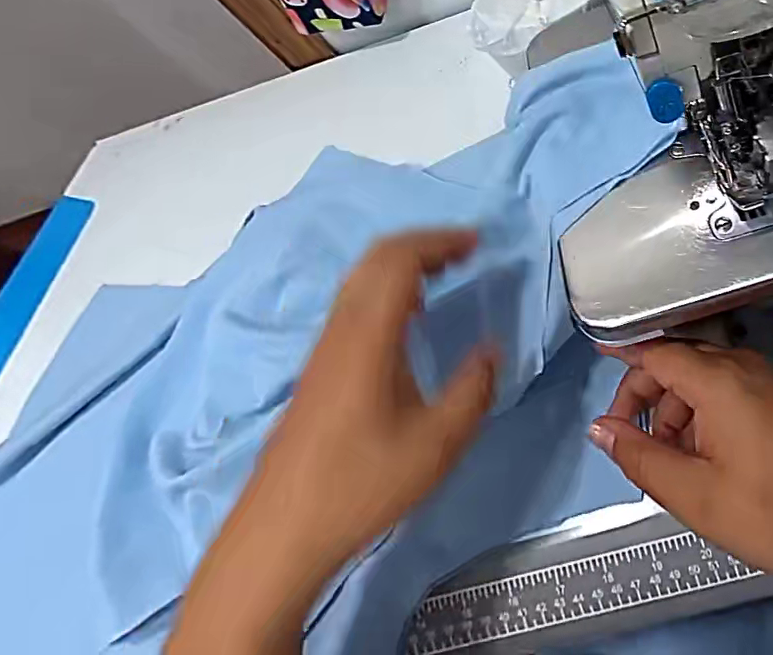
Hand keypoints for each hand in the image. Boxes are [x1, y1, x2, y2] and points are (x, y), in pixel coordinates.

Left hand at [170, 230, 497, 653]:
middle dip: (424, 243)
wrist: (279, 532)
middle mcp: (342, 326)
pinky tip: (408, 317)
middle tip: (464, 252)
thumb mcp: (436, 445)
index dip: (441, 241)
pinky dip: (388, 285)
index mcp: (369, 334)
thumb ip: (473, 390)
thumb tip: (493, 349)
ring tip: (443, 275)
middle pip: (378, 257)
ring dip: (404, 262)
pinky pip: (356, 299)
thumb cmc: (360, 484)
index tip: (477, 242)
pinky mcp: (319, 362)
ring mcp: (325, 343)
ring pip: (363, 276)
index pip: (401, 259)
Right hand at [589, 341, 772, 653]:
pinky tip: (704, 455)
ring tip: (667, 455)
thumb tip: (607, 429)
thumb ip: (651, 459)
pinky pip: (727, 390)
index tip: (599, 374)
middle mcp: (748, 365)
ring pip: (704, 373)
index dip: (624, 359)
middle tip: (635, 439)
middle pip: (679, 358)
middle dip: (648, 390)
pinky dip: (703, 415)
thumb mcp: (704, 497)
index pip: (657, 349)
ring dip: (678, 406)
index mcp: (725, 380)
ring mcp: (768, 380)